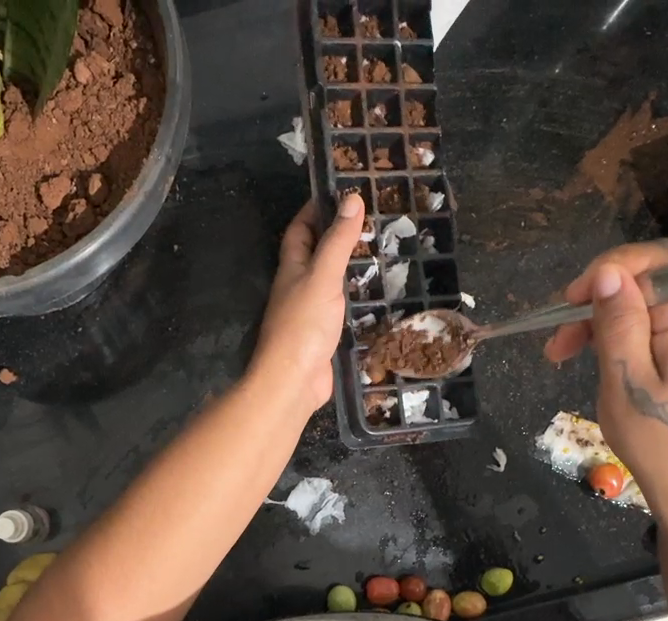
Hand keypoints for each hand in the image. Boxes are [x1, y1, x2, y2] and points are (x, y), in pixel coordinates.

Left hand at [250, 193, 365, 409]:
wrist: (293, 381)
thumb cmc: (303, 325)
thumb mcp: (323, 277)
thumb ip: (338, 242)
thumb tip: (351, 199)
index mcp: (291, 269)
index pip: (298, 230)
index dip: (313, 210)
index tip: (337, 193)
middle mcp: (296, 288)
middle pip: (312, 254)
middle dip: (333, 235)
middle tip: (366, 220)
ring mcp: (308, 313)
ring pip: (326, 281)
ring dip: (345, 267)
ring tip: (376, 251)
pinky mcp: (321, 335)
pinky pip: (337, 308)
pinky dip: (351, 297)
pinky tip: (370, 294)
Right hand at [542, 241, 667, 524]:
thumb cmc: (659, 442)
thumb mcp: (626, 384)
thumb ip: (619, 325)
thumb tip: (608, 274)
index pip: (655, 261)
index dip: (607, 271)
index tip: (567, 305)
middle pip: (654, 277)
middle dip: (601, 294)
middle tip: (560, 337)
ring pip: (655, 301)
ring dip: (607, 317)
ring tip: (566, 354)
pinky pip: (664, 324)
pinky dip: (628, 332)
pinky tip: (604, 360)